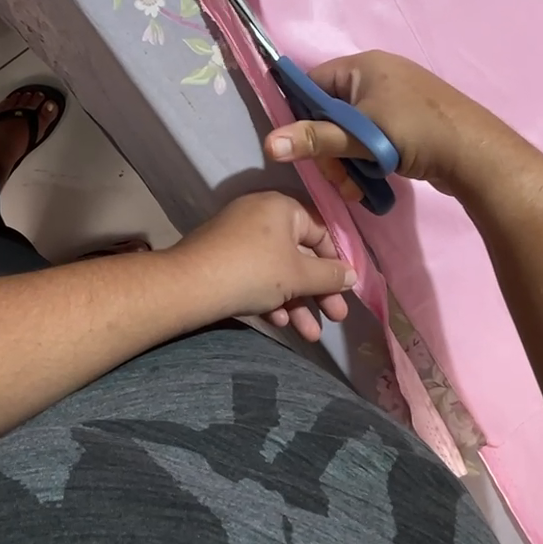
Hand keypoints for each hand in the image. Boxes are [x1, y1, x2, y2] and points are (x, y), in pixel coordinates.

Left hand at [166, 192, 354, 339]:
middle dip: (319, 291)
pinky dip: (270, 298)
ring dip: (297, 303)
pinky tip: (280, 323)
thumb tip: (352, 274)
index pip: (321, 232)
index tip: (347, 289)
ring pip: (278, 271)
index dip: (337, 262)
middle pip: (300, 255)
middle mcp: (260, 216)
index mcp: (281, 208)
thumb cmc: (253, 271)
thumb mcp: (298, 275)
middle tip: (336, 318)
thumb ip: (330, 275)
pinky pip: (256, 276)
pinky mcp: (224, 260)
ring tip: (310, 335)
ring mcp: (239, 238)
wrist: (190, 286)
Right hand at [263, 51, 499, 198]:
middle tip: (338, 178)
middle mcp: (377, 75)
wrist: (477, 155)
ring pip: (350, 130)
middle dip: (329, 149)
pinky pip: (370, 137)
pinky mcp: (407, 121)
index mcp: (363, 66)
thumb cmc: (416, 133)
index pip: (312, 84)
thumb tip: (269, 144)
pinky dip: (366, 159)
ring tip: (357, 186)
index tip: (305, 147)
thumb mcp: (361, 136)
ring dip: (347, 161)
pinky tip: (373, 180)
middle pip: (330, 112)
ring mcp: (394, 98)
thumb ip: (315, 139)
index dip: (302, 116)